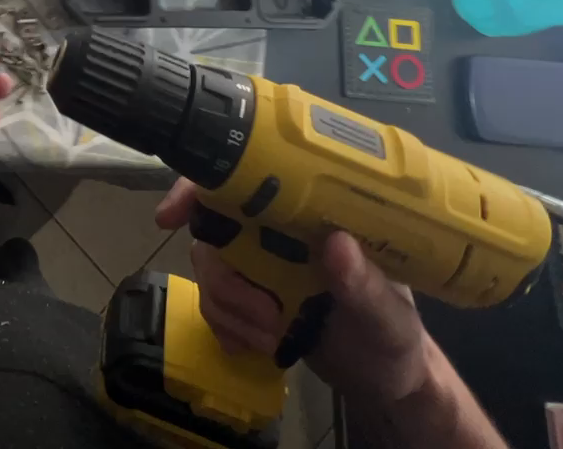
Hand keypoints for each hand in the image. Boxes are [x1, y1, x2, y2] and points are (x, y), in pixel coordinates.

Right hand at [154, 179, 432, 404]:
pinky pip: (211, 306)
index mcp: (302, 216)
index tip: (172, 215)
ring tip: (272, 336)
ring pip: (207, 272)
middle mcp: (270, 233)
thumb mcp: (388, 315)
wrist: (383, 380)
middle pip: (210, 232)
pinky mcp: (244, 301)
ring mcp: (254, 266)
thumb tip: (337, 242)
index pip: (241, 181)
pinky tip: (254, 347)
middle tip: (264, 313)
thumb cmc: (390, 335)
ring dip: (231, 311)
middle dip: (224, 277)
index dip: (196, 190)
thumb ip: (365, 284)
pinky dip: (228, 329)